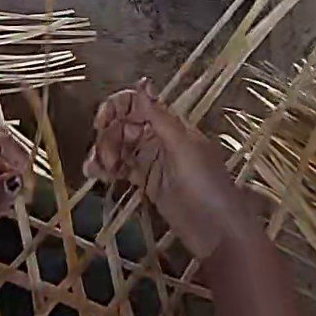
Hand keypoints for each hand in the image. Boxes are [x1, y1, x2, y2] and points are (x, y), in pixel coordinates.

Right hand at [83, 79, 258, 257]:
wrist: (219, 234)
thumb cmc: (206, 185)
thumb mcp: (182, 147)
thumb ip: (158, 116)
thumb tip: (142, 81)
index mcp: (168, 123)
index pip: (134, 104)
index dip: (114, 108)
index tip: (100, 123)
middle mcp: (157, 137)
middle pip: (122, 125)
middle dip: (107, 137)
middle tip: (106, 160)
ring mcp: (151, 160)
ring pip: (118, 146)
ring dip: (103, 152)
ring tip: (95, 171)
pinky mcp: (146, 182)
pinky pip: (121, 167)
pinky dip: (106, 168)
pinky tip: (96, 175)